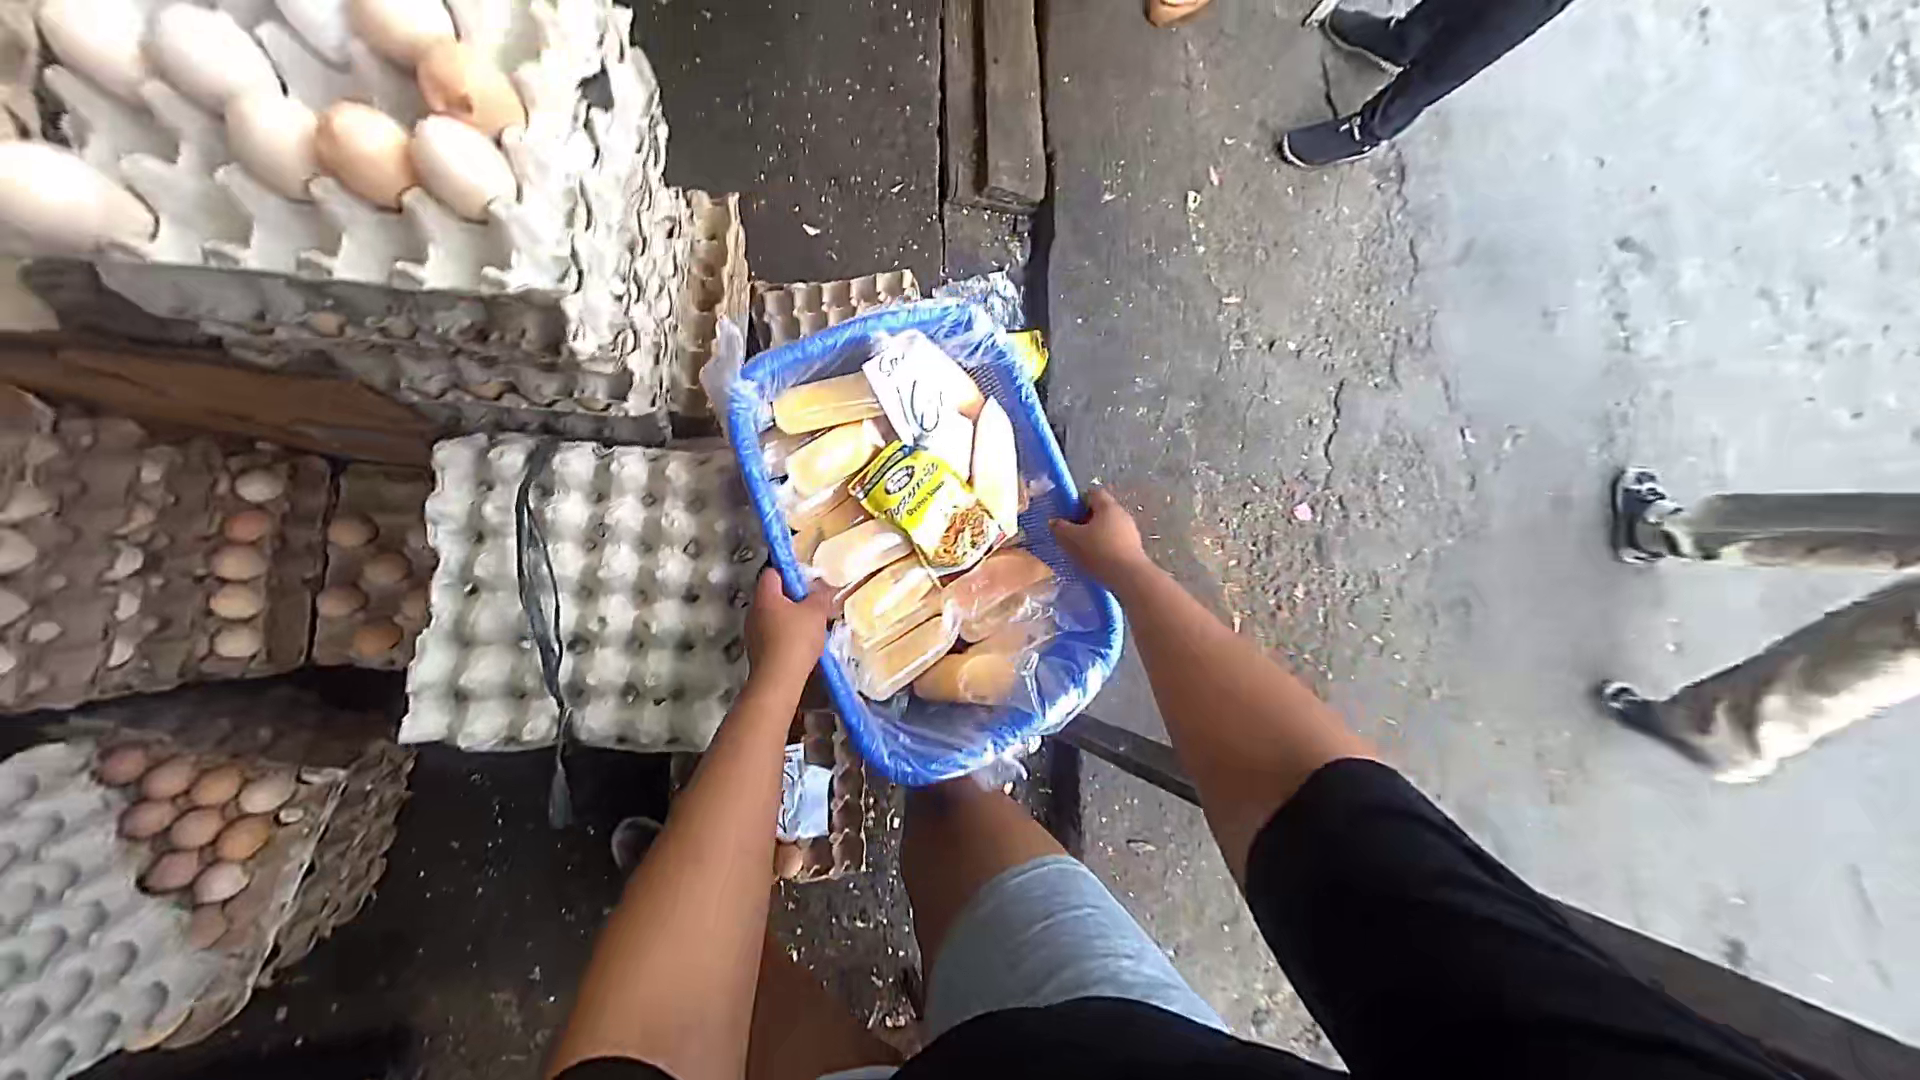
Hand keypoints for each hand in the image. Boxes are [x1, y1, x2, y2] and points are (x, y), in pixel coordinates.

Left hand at [744, 568, 832, 680]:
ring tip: (810, 625)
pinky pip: (772, 634)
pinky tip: (801, 644)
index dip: (790, 573)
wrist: (779, 679)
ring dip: (789, 618)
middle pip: (772, 595)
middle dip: (792, 597)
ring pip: (772, 616)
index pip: (772, 572)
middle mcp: (753, 610)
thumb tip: (824, 587)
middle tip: (813, 603)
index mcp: (765, 595)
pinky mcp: (756, 651)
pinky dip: (785, 635)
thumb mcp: (817, 612)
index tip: (807, 581)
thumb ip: (821, 596)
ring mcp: (752, 632)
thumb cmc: (796, 638)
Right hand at [1051, 486, 1157, 588]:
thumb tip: (1054, 522)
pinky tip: (1097, 561)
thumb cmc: (1099, 551)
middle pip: (1100, 511)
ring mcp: (1131, 531)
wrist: (1129, 577)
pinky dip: (1105, 547)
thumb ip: (1060, 528)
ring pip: (1108, 527)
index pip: (1092, 493)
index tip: (1068, 515)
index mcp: (1107, 506)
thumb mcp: (1072, 539)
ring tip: (1082, 550)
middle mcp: (1122, 514)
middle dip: (1085, 521)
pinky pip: (1115, 542)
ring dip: (1095, 535)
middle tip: (1072, 534)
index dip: (1078, 501)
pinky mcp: (1135, 548)